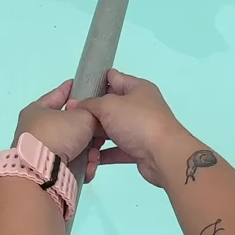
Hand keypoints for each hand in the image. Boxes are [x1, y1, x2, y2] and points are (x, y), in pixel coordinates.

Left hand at [14, 80, 98, 163]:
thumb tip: (89, 120)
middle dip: (88, 130)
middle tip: (100, 130)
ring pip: (72, 147)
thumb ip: (92, 113)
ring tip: (94, 154)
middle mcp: (36, 130)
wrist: (41, 172)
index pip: (57, 94)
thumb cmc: (58, 134)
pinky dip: (81, 166)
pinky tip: (88, 168)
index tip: (80, 84)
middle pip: (69, 125)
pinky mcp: (46, 170)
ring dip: (87, 151)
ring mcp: (40, 151)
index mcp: (37, 110)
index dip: (71, 88)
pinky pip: (69, 164)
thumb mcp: (82, 116)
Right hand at [80, 70, 200, 188]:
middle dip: (92, 111)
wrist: (163, 155)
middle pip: (111, 106)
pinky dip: (104, 153)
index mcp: (137, 88)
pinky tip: (88, 156)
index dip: (95, 81)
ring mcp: (140, 128)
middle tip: (72, 116)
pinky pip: (117, 149)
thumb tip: (74, 105)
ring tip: (77, 137)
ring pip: (113, 129)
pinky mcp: (139, 149)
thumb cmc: (138, 122)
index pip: (114, 78)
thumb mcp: (109, 105)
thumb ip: (89, 104)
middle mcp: (140, 106)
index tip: (76, 89)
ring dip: (96, 134)